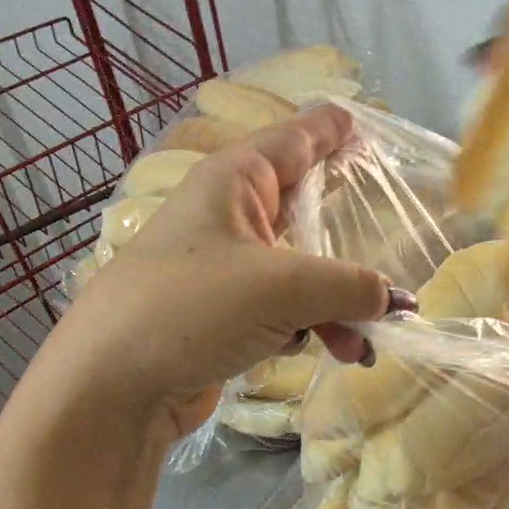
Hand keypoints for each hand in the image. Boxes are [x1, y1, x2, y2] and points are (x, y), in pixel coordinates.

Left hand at [26, 105, 391, 440]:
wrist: (115, 386)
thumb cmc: (192, 308)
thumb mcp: (282, 287)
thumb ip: (349, 286)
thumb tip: (393, 300)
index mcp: (232, 182)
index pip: (291, 139)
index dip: (328, 130)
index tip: (362, 122)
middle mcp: (227, 219)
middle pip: (301, 208)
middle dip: (348, 229)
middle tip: (392, 225)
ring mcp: (223, 271)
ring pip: (300, 271)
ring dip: (338, 302)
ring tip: (368, 338)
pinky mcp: (222, 319)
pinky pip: (285, 311)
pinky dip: (313, 327)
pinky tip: (334, 352)